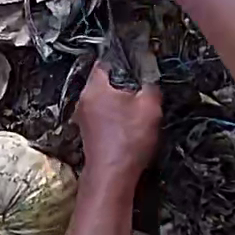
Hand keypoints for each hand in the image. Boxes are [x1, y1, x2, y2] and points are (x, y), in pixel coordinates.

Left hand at [74, 62, 161, 177]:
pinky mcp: (89, 132)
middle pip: (105, 80)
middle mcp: (84, 99)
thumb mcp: (150, 107)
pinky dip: (115, 115)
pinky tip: (129, 124)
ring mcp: (84, 117)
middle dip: (123, 82)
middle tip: (142, 86)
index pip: (106, 61)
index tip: (137, 61)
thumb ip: (151, 86)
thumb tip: (150, 77)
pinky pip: (103, 114)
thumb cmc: (127, 140)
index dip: (123, 59)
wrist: (112, 176)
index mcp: (95, 87)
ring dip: (119, 100)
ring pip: (104, 98)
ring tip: (138, 107)